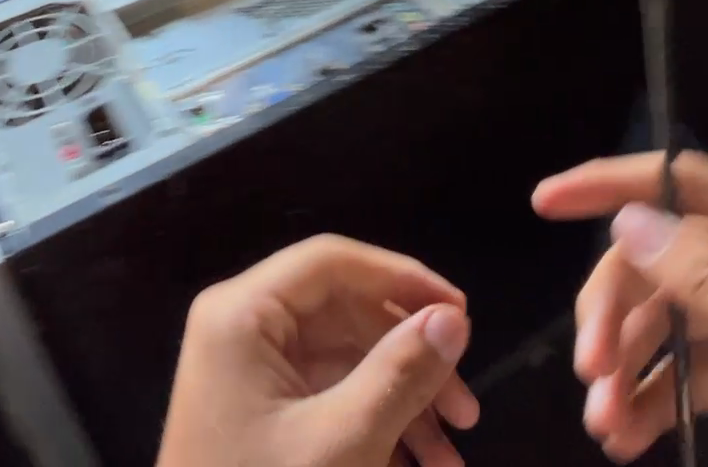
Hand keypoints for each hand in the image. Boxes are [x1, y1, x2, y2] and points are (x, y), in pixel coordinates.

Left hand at [156, 235, 480, 466]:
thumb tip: (453, 319)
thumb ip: (400, 373)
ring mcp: (249, 364)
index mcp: (242, 311)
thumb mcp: (342, 442)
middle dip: (408, 354)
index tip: (461, 313)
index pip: (330, 261)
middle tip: (466, 408)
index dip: (401, 277)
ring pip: (342, 354)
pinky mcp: (260, 403)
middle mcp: (242, 323)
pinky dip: (373, 417)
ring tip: (452, 455)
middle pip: (341, 308)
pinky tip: (419, 462)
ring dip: (400, 396)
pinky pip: (327, 388)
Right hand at [533, 152, 707, 466]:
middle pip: (665, 258)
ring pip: (667, 316)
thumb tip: (627, 219)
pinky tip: (624, 432)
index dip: (613, 184)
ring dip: (625, 360)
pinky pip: (686, 369)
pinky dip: (649, 395)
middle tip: (589, 366)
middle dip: (619, 309)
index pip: (691, 182)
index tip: (544, 203)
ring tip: (603, 419)